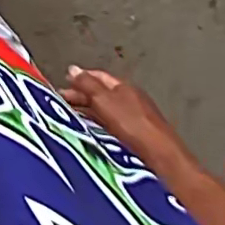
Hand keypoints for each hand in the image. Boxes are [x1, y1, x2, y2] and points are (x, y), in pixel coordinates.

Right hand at [62, 67, 195, 174]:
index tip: (63, 81)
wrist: (161, 156)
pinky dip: (99, 122)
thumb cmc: (131, 123)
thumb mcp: (103, 100)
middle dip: (82, 94)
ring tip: (71, 115)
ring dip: (89, 109)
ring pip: (107, 108)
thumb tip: (73, 68)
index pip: (98, 76)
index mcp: (124, 86)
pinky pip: (112, 122)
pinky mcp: (138, 134)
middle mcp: (131, 98)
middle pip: (102, 92)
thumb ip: (86, 83)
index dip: (80, 77)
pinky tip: (91, 129)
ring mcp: (137, 117)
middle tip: (63, 99)